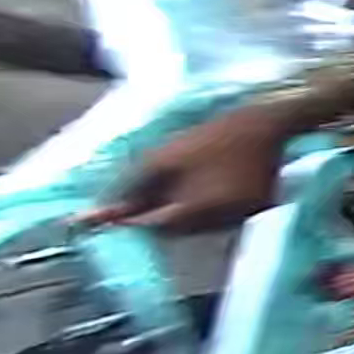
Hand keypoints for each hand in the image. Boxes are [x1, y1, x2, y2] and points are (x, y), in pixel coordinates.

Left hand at [80, 101, 295, 232]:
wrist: (266, 123)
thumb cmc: (212, 138)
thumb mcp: (161, 160)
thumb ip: (127, 193)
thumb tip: (87, 220)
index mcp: (200, 208)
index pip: (153, 229)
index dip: (130, 221)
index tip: (112, 213)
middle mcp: (226, 217)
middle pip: (179, 231)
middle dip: (157, 219)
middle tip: (143, 200)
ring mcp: (247, 212)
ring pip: (202, 226)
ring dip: (183, 215)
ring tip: (176, 192)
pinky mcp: (259, 205)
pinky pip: (224, 217)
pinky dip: (207, 209)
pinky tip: (204, 191)